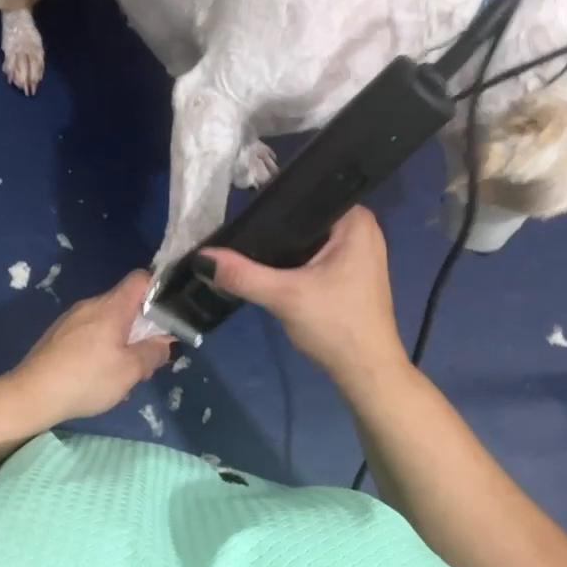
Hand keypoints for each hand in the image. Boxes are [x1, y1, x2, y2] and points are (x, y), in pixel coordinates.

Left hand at [7, 271, 174, 422]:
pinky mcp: (56, 336)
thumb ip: (153, 353)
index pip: (140, 279)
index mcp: (111, 307)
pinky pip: (87, 335)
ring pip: (105, 323)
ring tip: (121, 375)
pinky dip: (98, 350)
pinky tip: (96, 377)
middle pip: (124, 305)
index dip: (159, 290)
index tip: (168, 316)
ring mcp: (69, 320)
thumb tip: (167, 342)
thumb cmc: (87, 379)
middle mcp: (90, 305)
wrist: (32, 394)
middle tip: (145, 358)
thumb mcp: (130, 371)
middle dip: (140, 328)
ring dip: (119, 344)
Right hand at [199, 207, 405, 378]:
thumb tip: (201, 259)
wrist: (365, 370)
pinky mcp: (348, 276)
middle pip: (304, 220)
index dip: (272, 201)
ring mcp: (356, 254)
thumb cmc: (335, 326)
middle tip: (235, 234)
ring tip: (244, 250)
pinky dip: (292, 264)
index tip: (238, 210)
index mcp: (355, 220)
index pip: (307, 195)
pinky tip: (268, 272)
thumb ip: (242, 275)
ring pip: (307, 241)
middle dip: (272, 229)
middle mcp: (360, 229)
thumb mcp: (284, 297)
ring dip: (280, 249)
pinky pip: (313, 259)